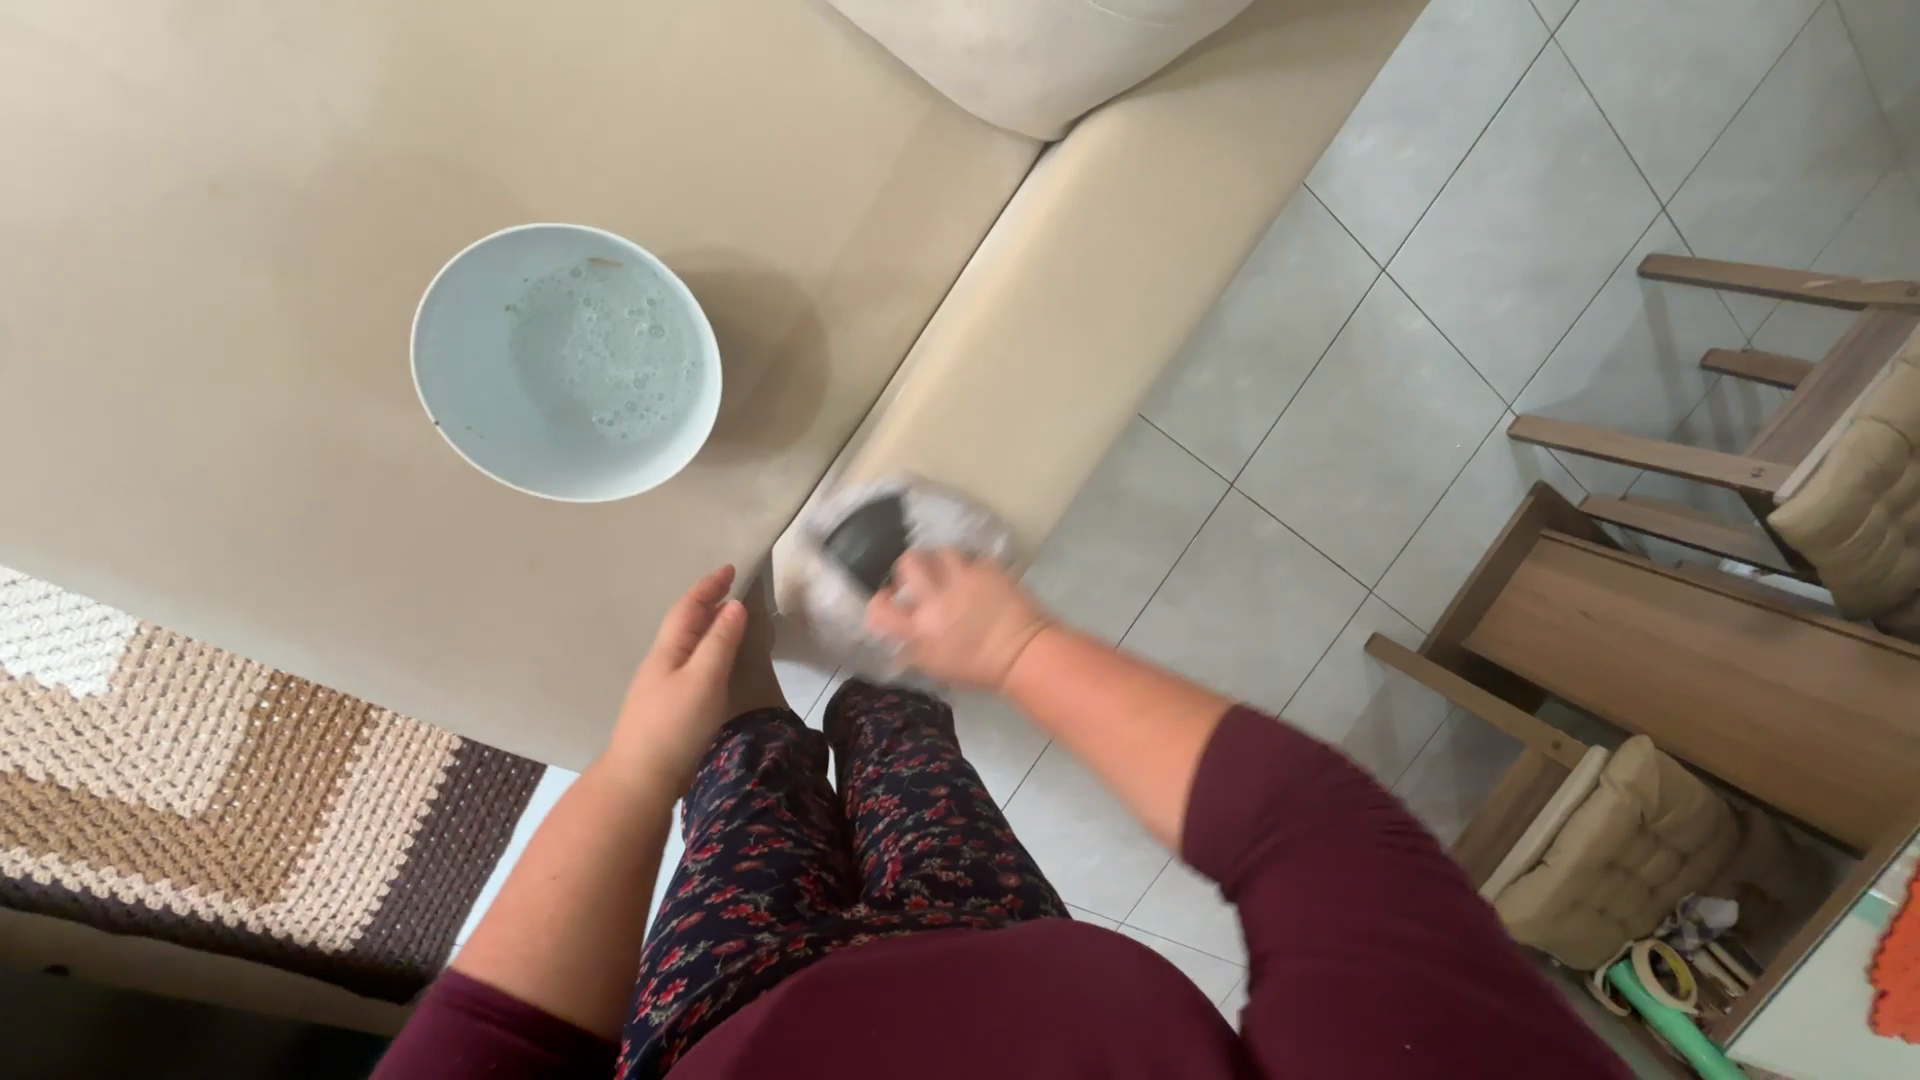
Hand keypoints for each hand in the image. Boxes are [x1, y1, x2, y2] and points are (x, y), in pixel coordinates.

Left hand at [605, 565, 747, 792]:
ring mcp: (661, 688)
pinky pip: (690, 666)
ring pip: (686, 646)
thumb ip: (720, 642)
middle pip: (684, 624)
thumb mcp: (703, 679)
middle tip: (732, 590)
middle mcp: (661, 664)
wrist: (639, 781)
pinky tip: (716, 668)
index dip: (709, 586)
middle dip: (707, 603)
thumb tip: (734, 606)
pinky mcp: (667, 710)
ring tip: (729, 622)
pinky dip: (707, 653)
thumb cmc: (673, 726)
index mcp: (667, 651)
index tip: (731, 569)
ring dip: (707, 628)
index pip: (689, 607)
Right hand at [864, 549, 1050, 690]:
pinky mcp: (988, 569)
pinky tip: (977, 577)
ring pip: (940, 552)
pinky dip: (972, 566)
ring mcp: (963, 580)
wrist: (1025, 654)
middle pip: (907, 563)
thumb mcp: (937, 667)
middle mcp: (936, 600)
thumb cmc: (980, 669)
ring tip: (951, 571)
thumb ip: (913, 649)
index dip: (880, 601)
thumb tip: (901, 637)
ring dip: (942, 561)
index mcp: (919, 630)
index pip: (879, 607)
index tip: (890, 601)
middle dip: (910, 567)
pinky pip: (972, 558)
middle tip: (921, 576)